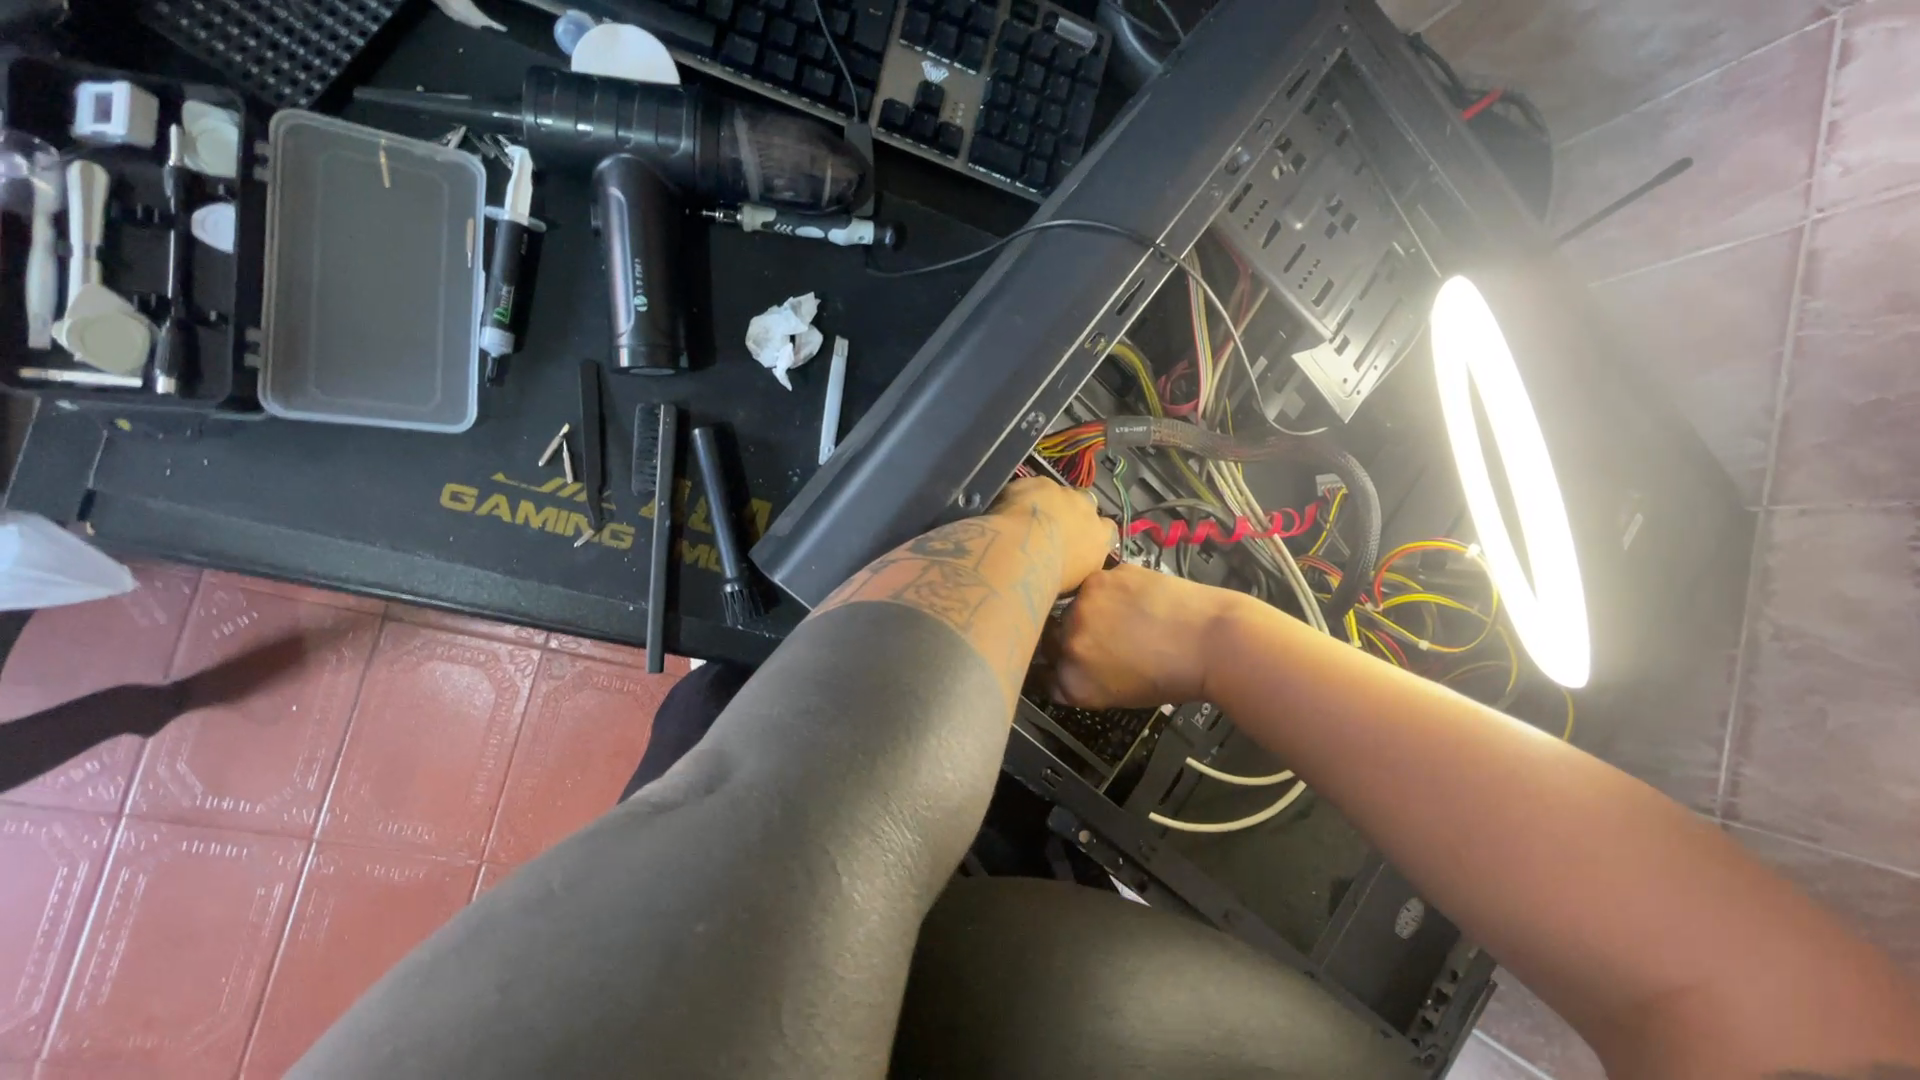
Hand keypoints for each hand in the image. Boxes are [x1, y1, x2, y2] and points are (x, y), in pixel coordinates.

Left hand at [987, 477, 1117, 593]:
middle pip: (1087, 504)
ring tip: (1031, 517)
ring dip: (1050, 501)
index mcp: (1101, 537)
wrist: (1024, 552)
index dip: (1094, 531)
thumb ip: (1081, 565)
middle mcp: (1087, 510)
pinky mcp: (1039, 482)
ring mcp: (1063, 492)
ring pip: (1061, 492)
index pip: (1108, 529)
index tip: (1081, 539)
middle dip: (1074, 511)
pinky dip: (1027, 495)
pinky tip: (1013, 508)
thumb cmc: (1051, 577)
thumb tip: (1073, 564)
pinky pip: (1035, 487)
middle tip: (1054, 525)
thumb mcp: (1076, 580)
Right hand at [1051, 564, 1248, 708]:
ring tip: (1126, 618)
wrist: (1213, 641)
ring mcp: (1083, 605)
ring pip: (1074, 604)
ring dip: (1091, 610)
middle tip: (1106, 638)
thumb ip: (1081, 682)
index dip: (1056, 666)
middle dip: (1072, 637)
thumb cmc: (1173, 677)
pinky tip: (1137, 601)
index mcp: (1072, 680)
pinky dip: (1112, 592)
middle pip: (1053, 635)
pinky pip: (1097, 583)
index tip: (1072, 662)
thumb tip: (1062, 667)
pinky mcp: (1103, 576)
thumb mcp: (1118, 694)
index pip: (1043, 672)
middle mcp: (1068, 642)